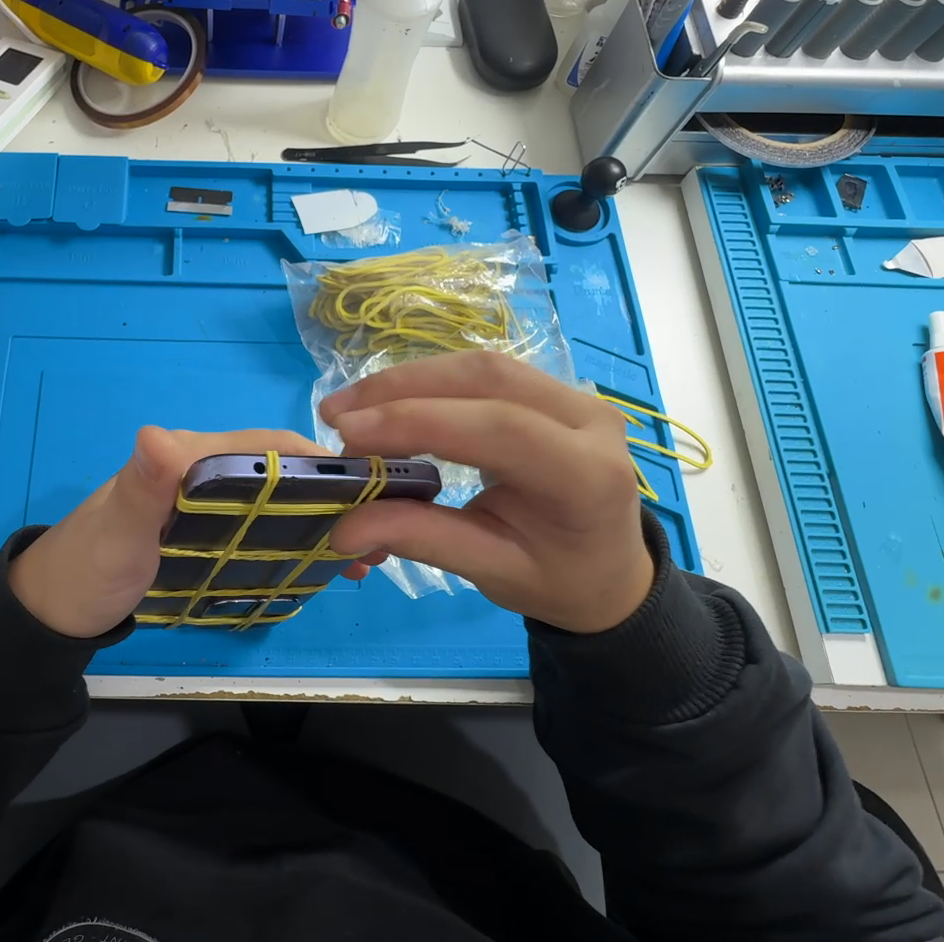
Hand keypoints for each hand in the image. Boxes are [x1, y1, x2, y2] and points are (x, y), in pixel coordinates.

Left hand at [9, 426, 385, 637]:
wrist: (55, 610)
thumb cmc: (89, 567)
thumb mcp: (117, 531)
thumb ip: (142, 486)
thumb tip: (157, 434)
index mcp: (189, 456)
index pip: (268, 445)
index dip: (321, 462)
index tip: (368, 493)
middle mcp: (203, 470)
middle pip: (281, 472)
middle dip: (332, 497)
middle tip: (376, 537)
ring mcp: (206, 503)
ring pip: (276, 500)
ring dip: (320, 519)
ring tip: (361, 557)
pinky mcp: (206, 531)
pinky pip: (261, 525)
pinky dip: (295, 538)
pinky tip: (319, 562)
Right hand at [323, 351, 653, 633]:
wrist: (607, 569)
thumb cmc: (555, 579)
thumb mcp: (493, 572)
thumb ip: (424, 539)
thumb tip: (343, 528)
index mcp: (588, 476)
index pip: (500, 429)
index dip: (418, 422)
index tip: (347, 434)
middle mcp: (589, 420)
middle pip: (487, 377)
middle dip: (402, 389)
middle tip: (336, 416)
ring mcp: (574, 396)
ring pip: (480, 365)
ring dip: (407, 380)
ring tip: (351, 407)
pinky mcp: (551, 389)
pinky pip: (482, 372)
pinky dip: (426, 382)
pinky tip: (388, 400)